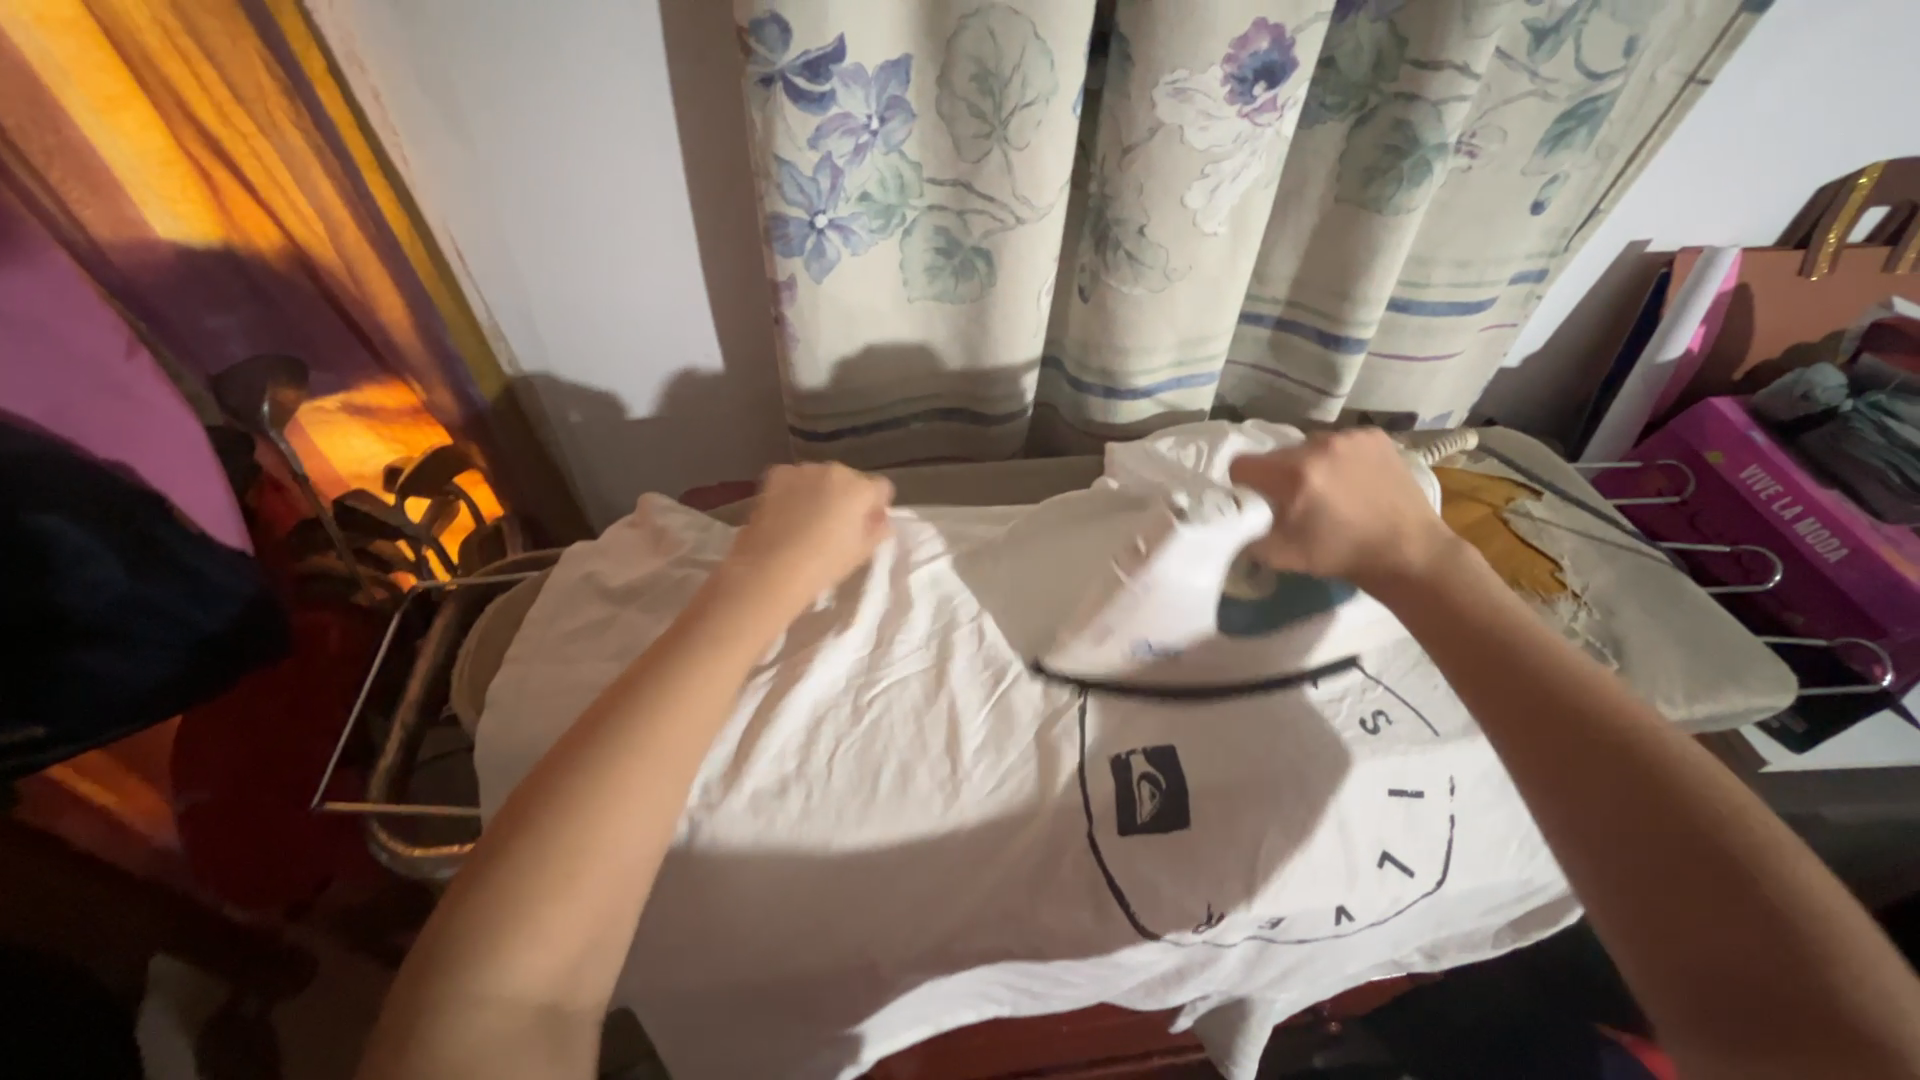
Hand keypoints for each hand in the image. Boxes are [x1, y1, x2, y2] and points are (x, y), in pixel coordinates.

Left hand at [714, 463, 893, 616]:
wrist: (771, 568)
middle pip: (850, 480)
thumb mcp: (861, 553)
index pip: (881, 488)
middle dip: (847, 496)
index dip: (876, 506)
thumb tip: (879, 520)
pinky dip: (794, 490)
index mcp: (861, 489)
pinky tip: (786, 513)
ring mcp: (803, 470)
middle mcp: (835, 471)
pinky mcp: (776, 474)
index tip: (867, 524)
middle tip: (836, 524)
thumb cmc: (823, 565)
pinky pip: (794, 478)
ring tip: (807, 520)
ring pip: (821, 477)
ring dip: (820, 491)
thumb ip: (877, 530)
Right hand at [1227, 429, 1462, 594]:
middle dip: (1280, 475)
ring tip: (1329, 490)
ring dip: (1310, 464)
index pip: (1242, 464)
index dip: (1244, 484)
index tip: (1259, 501)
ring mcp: (1349, 437)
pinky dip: (1340, 458)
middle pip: (1277, 455)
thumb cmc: (1341, 555)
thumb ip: (1246, 538)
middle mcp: (1318, 445)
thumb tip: (1231, 525)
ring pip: (1309, 446)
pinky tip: (1354, 480)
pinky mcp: (1374, 436)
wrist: (1408, 552)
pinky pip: (1341, 442)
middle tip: (1298, 501)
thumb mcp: (1282, 556)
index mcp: (1292, 474)